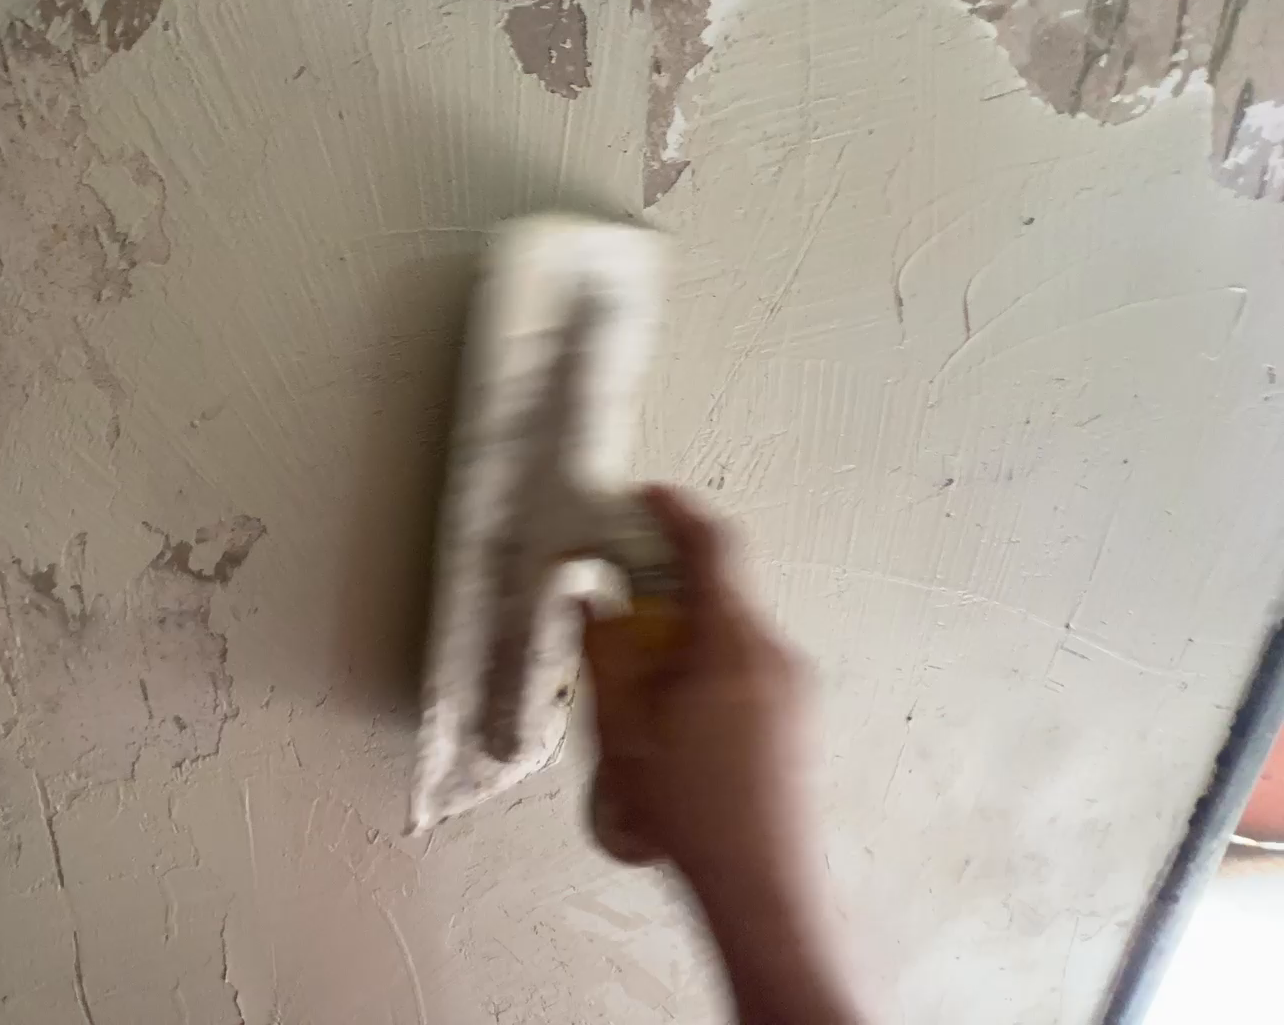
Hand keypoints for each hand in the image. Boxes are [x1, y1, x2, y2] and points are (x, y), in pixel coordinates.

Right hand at [581, 485, 812, 883]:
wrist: (763, 889)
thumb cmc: (690, 809)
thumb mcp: (622, 725)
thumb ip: (602, 652)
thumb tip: (589, 604)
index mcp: (732, 647)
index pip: (712, 551)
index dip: (676, 513)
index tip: (645, 496)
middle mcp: (774, 656)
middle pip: (718, 587)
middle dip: (661, 580)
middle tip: (614, 594)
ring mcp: (793, 686)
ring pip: (727, 626)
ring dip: (678, 624)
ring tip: (634, 668)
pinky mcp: (795, 713)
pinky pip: (742, 656)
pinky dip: (700, 652)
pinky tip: (669, 700)